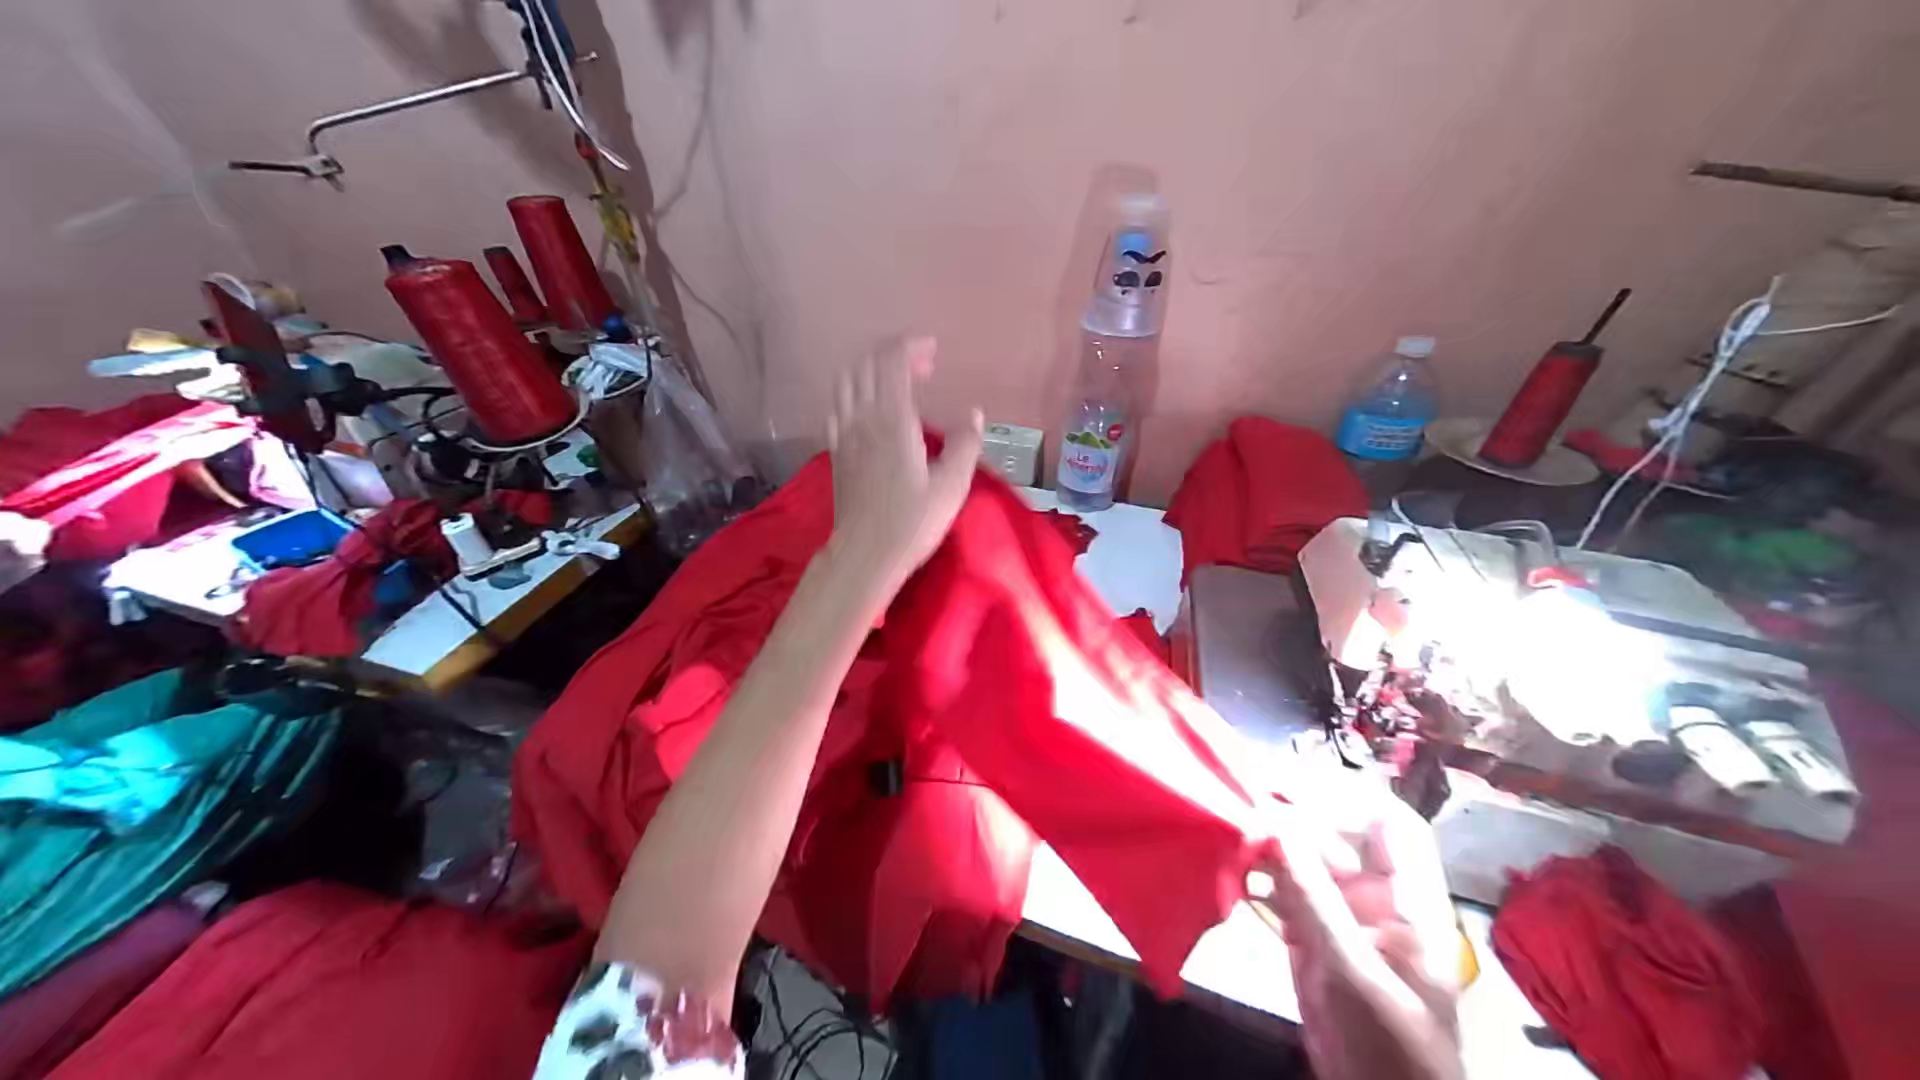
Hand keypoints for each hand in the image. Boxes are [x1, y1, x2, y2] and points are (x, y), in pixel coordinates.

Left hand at [824, 337, 984, 588]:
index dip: (911, 347)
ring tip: (896, 381)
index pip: (892, 362)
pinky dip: (854, 394)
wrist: (865, 554)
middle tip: (922, 365)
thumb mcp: (952, 485)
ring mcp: (844, 434)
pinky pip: (838, 406)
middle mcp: (862, 418)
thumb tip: (974, 416)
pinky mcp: (836, 451)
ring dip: (871, 370)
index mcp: (892, 420)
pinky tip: (869, 409)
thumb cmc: (913, 522)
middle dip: (893, 354)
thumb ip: (965, 444)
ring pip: (847, 382)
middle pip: (866, 365)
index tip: (932, 351)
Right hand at [1251, 775, 1463, 1079]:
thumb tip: (1276, 825)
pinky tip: (1231, 870)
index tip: (1296, 779)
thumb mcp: (1354, 973)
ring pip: (1303, 859)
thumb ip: (1314, 899)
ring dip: (1268, 843)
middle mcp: (1373, 898)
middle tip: (1246, 802)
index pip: (1391, 824)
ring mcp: (1339, 916)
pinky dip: (1256, 876)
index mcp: (1407, 902)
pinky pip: (1282, 889)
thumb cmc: (1390, 1048)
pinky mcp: (1308, 934)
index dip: (1349, 793)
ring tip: (1230, 829)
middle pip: (1337, 835)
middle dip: (1293, 817)